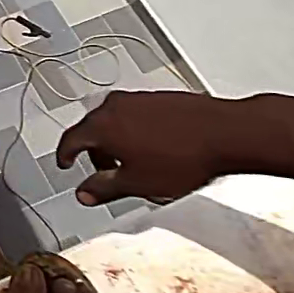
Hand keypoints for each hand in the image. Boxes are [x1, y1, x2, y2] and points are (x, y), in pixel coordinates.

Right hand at [55, 92, 265, 205]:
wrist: (228, 134)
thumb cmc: (185, 156)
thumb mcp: (136, 183)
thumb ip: (103, 188)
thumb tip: (84, 194)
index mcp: (102, 125)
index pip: (70, 140)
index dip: (65, 155)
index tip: (65, 163)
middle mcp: (116, 106)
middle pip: (92, 130)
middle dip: (96, 152)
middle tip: (105, 173)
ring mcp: (139, 99)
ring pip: (115, 122)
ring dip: (118, 142)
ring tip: (136, 165)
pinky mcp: (160, 98)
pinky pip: (137, 116)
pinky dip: (136, 132)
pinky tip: (157, 151)